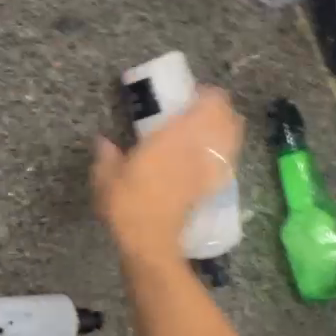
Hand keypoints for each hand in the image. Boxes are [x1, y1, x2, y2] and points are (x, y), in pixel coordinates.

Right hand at [92, 86, 243, 258]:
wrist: (149, 241)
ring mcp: (210, 167)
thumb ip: (106, 155)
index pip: (209, 102)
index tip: (189, 95)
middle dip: (219, 109)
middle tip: (199, 111)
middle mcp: (200, 146)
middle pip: (228, 116)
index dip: (205, 93)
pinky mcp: (211, 187)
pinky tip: (209, 157)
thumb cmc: (126, 204)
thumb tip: (103, 141)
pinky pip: (227, 161)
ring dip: (225, 128)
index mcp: (175, 135)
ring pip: (233, 137)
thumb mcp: (105, 177)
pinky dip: (224, 153)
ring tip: (207, 131)